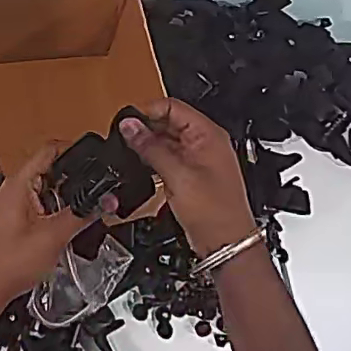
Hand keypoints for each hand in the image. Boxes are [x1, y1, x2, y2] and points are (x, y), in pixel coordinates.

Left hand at [0, 142, 111, 304]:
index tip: (94, 159)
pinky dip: (57, 210)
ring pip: (50, 188)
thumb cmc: (9, 263)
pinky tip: (66, 225)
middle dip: (74, 179)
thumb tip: (105, 200)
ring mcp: (16, 203)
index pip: (50, 150)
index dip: (74, 150)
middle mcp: (16, 188)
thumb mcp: (54, 236)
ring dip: (66, 198)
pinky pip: (44, 203)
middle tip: (93, 191)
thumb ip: (82, 214)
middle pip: (52, 169)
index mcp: (20, 183)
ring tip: (80, 211)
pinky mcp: (19, 217)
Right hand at [119, 98, 258, 255]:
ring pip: (166, 140)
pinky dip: (154, 160)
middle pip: (168, 122)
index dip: (148, 111)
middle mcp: (204, 142)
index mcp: (207, 134)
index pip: (172, 107)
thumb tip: (130, 126)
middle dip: (146, 129)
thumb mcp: (177, 174)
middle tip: (125, 139)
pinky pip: (168, 158)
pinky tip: (143, 168)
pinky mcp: (190, 174)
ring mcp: (197, 158)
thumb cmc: (215, 212)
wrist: (226, 244)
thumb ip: (150, 148)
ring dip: (148, 146)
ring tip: (132, 154)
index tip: (128, 122)